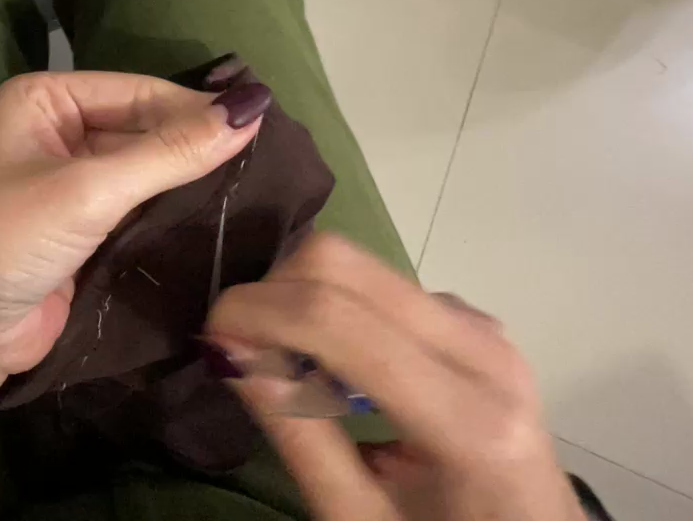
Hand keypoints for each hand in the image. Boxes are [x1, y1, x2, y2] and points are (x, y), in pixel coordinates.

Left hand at [0, 70, 271, 425]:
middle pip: (143, 129)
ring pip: (144, 174)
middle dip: (197, 145)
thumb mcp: (84, 191)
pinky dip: (175, 220)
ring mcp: (68, 189)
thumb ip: (168, 152)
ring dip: (192, 185)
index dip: (198, 107)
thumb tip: (252, 106)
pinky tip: (229, 226)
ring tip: (268, 192)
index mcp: (44, 101)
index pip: (138, 90)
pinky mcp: (81, 237)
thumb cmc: (0, 240)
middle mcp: (56, 135)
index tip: (270, 125)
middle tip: (278, 163)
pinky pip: (138, 216)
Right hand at [208, 233, 580, 520]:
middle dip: (271, 291)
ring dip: (297, 295)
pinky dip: (329, 303)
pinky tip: (331, 362)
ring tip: (288, 361)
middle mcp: (482, 349)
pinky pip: (374, 280)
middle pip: (341, 265)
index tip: (210, 335)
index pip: (334, 319)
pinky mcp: (469, 316)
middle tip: (244, 345)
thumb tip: (225, 346)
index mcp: (469, 420)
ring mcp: (481, 325)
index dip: (254, 312)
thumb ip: (294, 430)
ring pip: (354, 262)